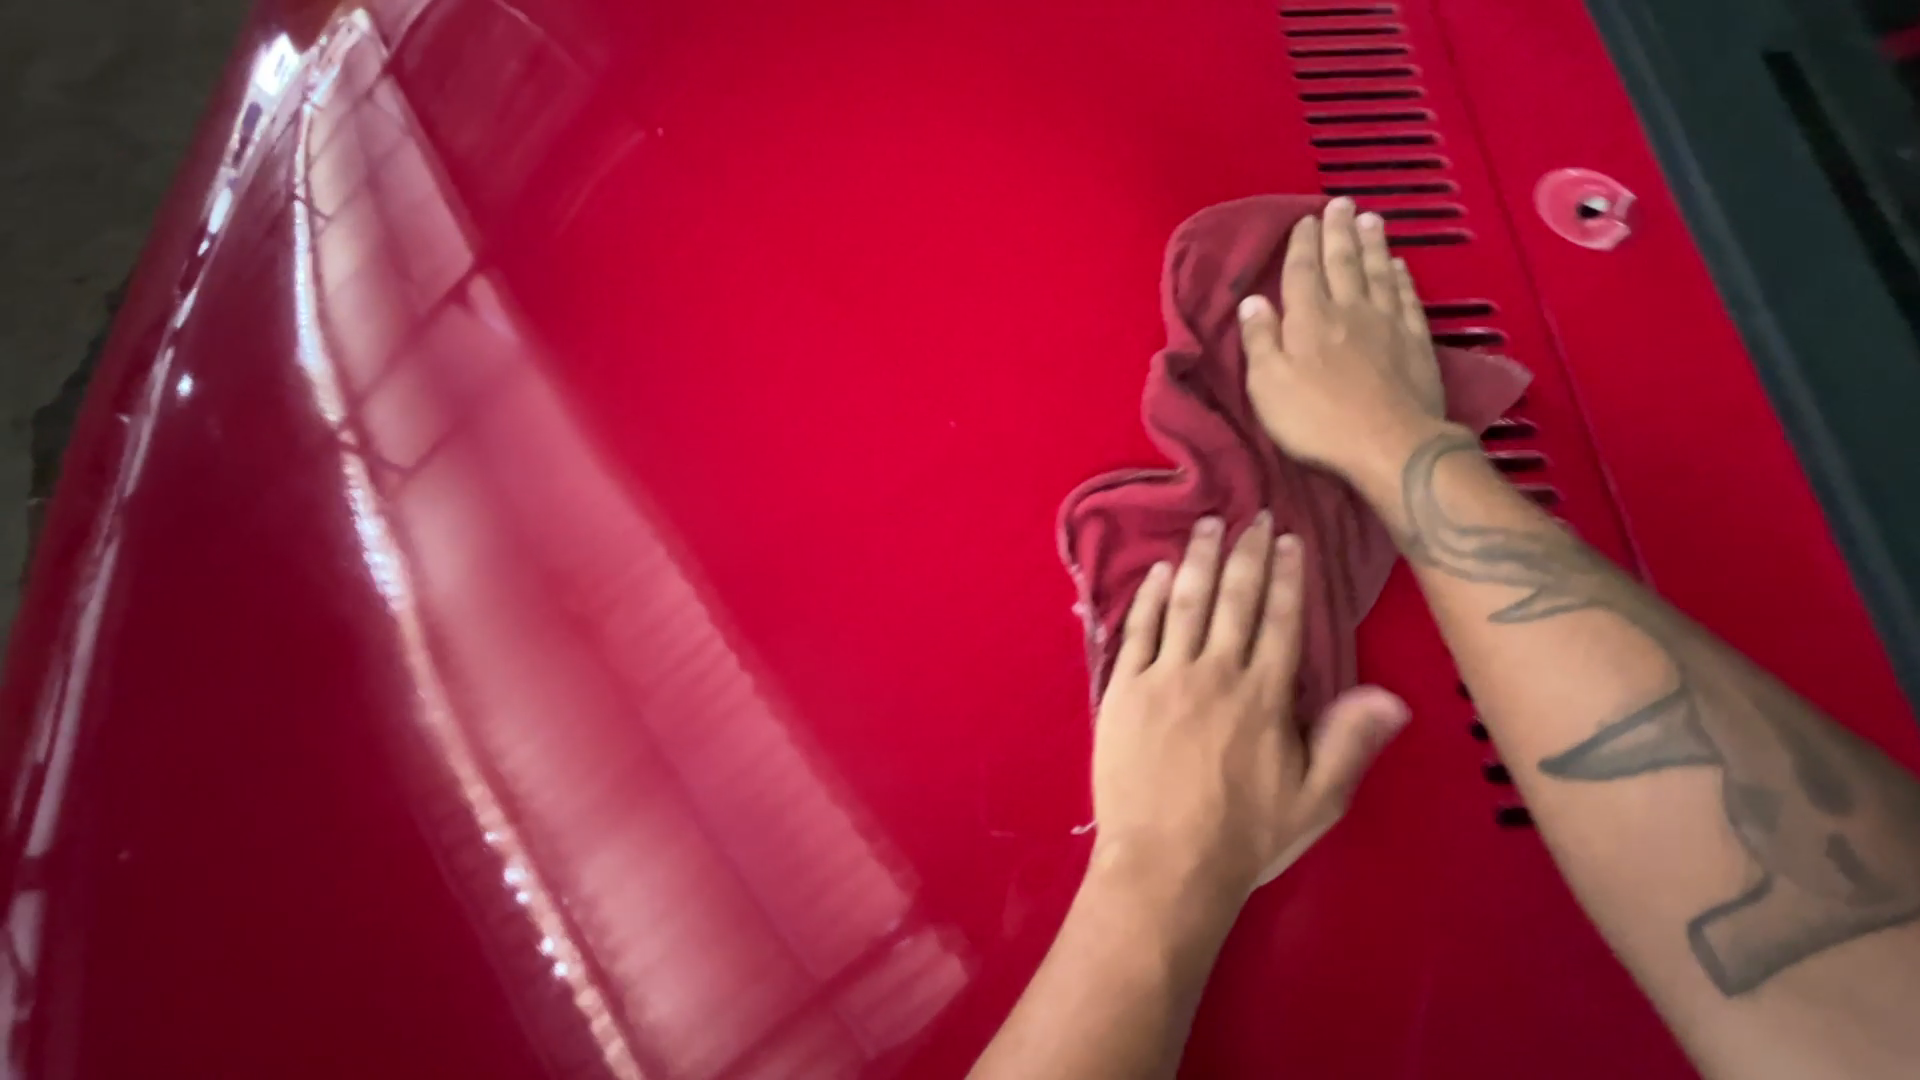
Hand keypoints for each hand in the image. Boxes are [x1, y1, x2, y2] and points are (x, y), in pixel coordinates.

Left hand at [1090, 512, 1411, 903]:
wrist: (1165, 863)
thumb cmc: (1243, 837)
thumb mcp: (1315, 800)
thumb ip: (1348, 742)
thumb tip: (1390, 694)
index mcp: (1264, 697)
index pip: (1280, 621)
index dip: (1287, 577)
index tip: (1290, 541)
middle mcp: (1215, 674)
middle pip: (1234, 600)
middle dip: (1247, 554)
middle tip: (1255, 516)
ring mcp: (1165, 678)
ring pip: (1186, 604)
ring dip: (1200, 560)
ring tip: (1209, 524)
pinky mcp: (1124, 689)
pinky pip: (1138, 631)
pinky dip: (1151, 597)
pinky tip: (1160, 571)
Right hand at [1236, 197, 1453, 480]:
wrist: (1389, 444)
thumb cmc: (1316, 420)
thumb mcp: (1268, 385)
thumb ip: (1260, 341)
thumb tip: (1253, 301)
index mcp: (1308, 320)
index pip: (1302, 274)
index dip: (1301, 246)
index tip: (1303, 222)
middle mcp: (1349, 310)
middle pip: (1343, 262)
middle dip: (1338, 232)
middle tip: (1340, 204)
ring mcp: (1387, 323)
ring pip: (1378, 272)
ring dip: (1372, 244)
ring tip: (1370, 219)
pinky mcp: (1415, 341)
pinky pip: (1406, 297)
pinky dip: (1401, 276)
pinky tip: (1398, 265)